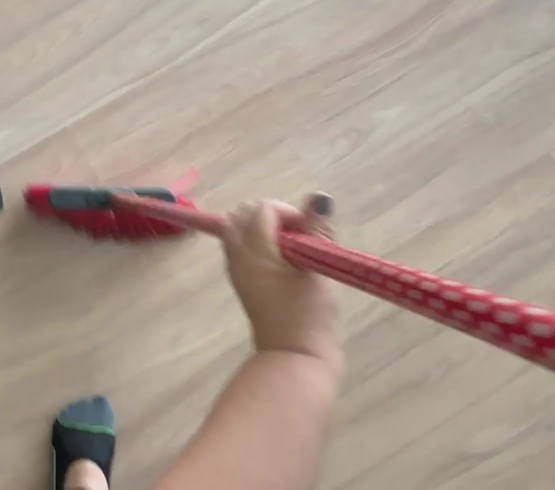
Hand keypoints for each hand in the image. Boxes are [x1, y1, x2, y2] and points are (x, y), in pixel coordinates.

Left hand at [223, 194, 342, 368]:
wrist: (293, 357)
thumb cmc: (310, 315)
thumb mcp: (320, 271)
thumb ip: (318, 232)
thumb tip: (319, 197)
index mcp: (254, 247)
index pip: (262, 208)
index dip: (289, 213)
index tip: (310, 232)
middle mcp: (236, 252)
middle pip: (244, 213)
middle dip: (272, 216)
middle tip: (301, 238)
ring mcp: (234, 266)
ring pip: (238, 228)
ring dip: (263, 229)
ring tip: (294, 250)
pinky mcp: (240, 280)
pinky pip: (240, 247)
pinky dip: (256, 243)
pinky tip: (282, 263)